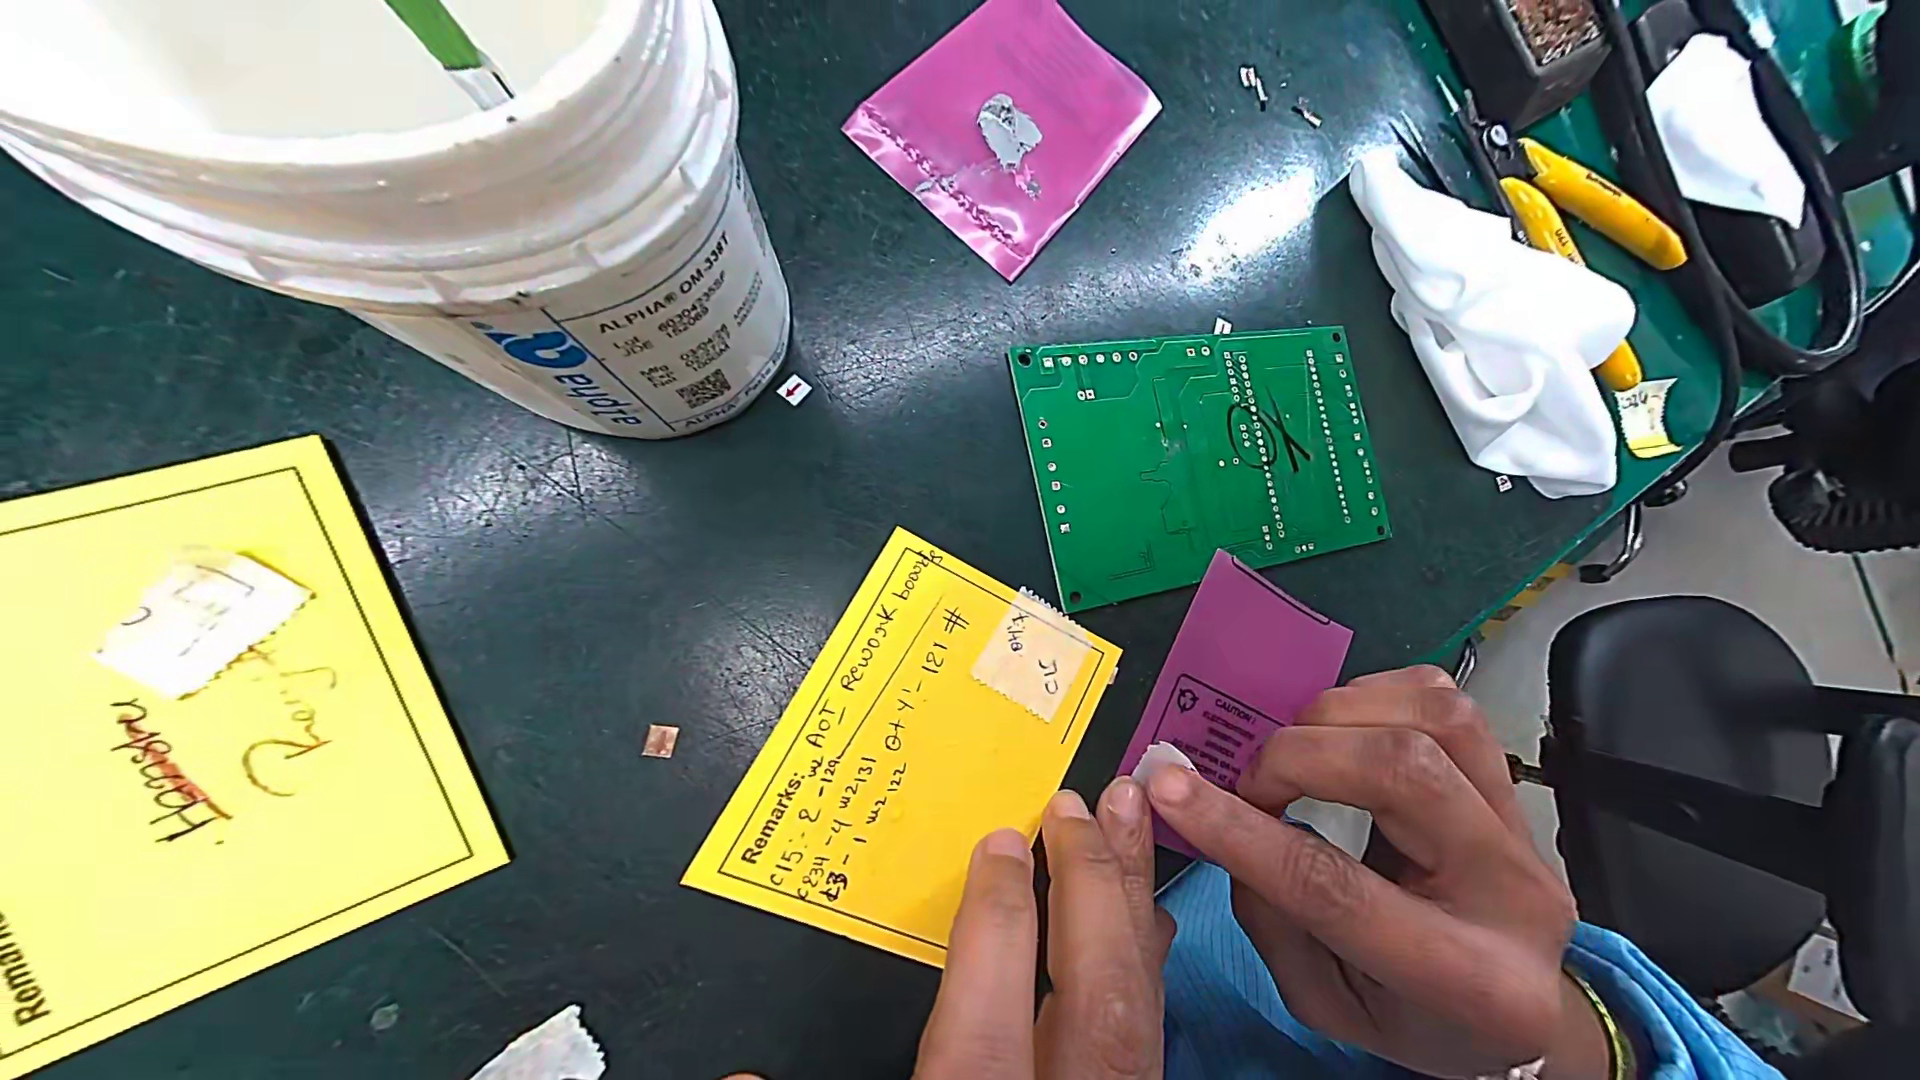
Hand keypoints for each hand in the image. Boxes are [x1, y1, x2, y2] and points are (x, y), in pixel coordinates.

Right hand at [913, 779, 1174, 1079]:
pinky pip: (1154, 1023)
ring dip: (1130, 897)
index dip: (996, 917)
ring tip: (1128, 820)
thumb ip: (910, 1030)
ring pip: (1138, 1004)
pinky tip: (1146, 911)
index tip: (998, 844)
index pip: (990, 1025)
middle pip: (1095, 999)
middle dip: (1089, 882)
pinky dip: (1145, 951)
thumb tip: (828, 1005)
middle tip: (1076, 805)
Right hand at [1146, 667, 1608, 1079]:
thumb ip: (1262, 905)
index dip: (1235, 828)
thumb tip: (1210, 806)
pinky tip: (1339, 728)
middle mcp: (1511, 891)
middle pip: (1399, 770)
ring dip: (1335, 714)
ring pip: (1431, 718)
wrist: (1509, 1006)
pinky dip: (1372, 694)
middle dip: (1293, 756)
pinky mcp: (1508, 780)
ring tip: (1296, 747)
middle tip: (1252, 781)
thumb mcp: (1317, 993)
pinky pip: (1443, 699)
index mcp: (1463, 979)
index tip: (1166, 785)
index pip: (1329, 884)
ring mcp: (1522, 826)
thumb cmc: (1400, 1007)